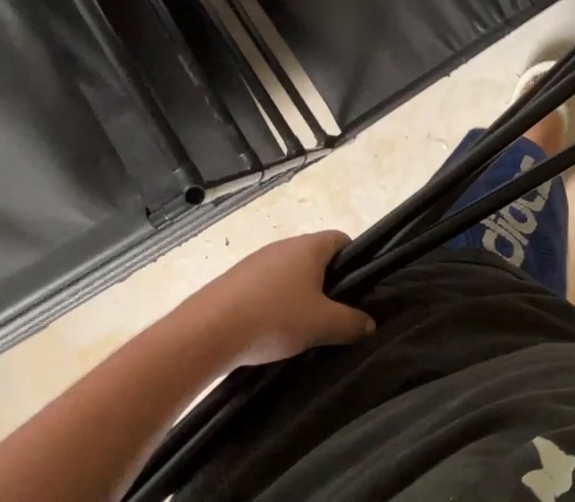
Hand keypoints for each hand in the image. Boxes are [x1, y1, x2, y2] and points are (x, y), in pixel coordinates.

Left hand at [188, 231, 375, 367]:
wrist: (204, 333)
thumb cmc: (274, 318)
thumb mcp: (322, 325)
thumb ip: (351, 322)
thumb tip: (370, 324)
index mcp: (309, 246)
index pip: (342, 240)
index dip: (354, 262)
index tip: (355, 290)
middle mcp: (283, 246)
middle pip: (315, 258)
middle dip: (325, 284)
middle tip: (330, 313)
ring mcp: (254, 262)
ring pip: (288, 274)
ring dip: (296, 296)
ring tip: (298, 328)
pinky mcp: (232, 281)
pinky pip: (263, 287)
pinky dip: (270, 304)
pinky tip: (267, 331)